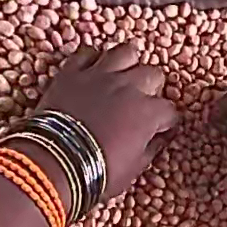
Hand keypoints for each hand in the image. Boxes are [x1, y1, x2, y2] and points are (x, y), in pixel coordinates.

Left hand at [34, 44, 179, 203]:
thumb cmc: (99, 173)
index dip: (167, 122)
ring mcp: (100, 76)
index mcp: (148, 112)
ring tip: (123, 76)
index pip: (169, 111)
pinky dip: (93, 60)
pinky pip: (87, 54)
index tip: (162, 129)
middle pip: (153, 74)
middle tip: (142, 102)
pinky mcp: (72, 73)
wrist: (56, 163)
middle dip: (152, 88)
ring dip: (128, 64)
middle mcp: (129, 87)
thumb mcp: (134, 168)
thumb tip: (160, 138)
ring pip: (125, 53)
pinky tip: (94, 71)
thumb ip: (151, 148)